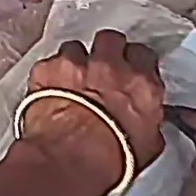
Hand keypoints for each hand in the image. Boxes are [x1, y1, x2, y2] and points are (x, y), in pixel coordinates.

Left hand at [18, 30, 166, 195]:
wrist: (70, 155)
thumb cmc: (112, 156)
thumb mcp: (149, 140)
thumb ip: (147, 115)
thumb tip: (141, 114)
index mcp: (141, 83)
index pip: (142, 54)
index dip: (133, 59)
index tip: (128, 65)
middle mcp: (109, 67)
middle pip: (109, 39)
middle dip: (105, 48)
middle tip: (100, 62)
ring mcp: (74, 64)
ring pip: (74, 47)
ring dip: (74, 59)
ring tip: (71, 78)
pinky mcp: (45, 68)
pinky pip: (48, 61)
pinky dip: (49, 72)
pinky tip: (50, 87)